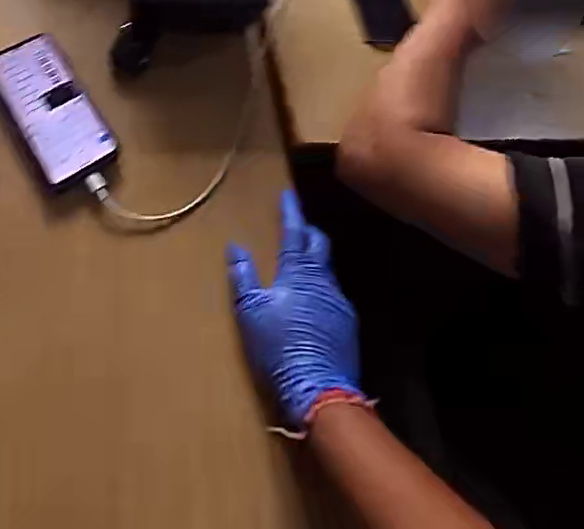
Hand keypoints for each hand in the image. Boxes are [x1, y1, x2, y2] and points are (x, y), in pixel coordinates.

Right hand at [227, 191, 362, 426]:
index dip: (291, 212)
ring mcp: (338, 303)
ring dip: (315, 262)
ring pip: (327, 271)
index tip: (288, 194)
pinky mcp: (347, 325)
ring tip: (302, 266)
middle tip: (297, 226)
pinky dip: (321, 290)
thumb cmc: (278, 345)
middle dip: (308, 232)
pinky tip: (312, 304)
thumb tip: (235, 246)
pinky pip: (333, 296)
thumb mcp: (250, 310)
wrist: (319, 389)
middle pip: (319, 245)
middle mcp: (322, 281)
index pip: (294, 232)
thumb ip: (244, 276)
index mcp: (297, 272)